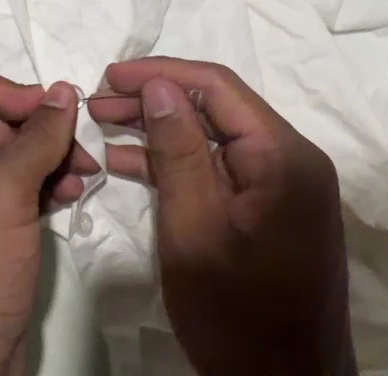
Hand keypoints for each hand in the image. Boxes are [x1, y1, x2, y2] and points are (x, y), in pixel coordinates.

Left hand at [0, 73, 95, 375]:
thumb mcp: (3, 194)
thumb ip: (35, 138)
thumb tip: (65, 90)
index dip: (23, 96)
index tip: (66, 112)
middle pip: (2, 119)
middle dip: (45, 129)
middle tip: (86, 147)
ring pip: (19, 151)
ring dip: (54, 155)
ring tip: (86, 173)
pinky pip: (26, 183)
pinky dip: (51, 181)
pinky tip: (74, 192)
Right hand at [88, 58, 355, 375]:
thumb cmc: (235, 314)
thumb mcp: (193, 228)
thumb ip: (176, 150)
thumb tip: (158, 84)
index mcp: (283, 156)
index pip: (217, 86)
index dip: (159, 72)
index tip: (108, 76)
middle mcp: (291, 160)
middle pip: (215, 107)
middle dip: (153, 99)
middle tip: (96, 102)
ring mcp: (282, 186)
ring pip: (212, 136)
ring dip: (158, 128)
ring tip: (102, 124)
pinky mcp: (269, 209)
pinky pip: (218, 168)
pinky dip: (175, 162)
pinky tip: (127, 161)